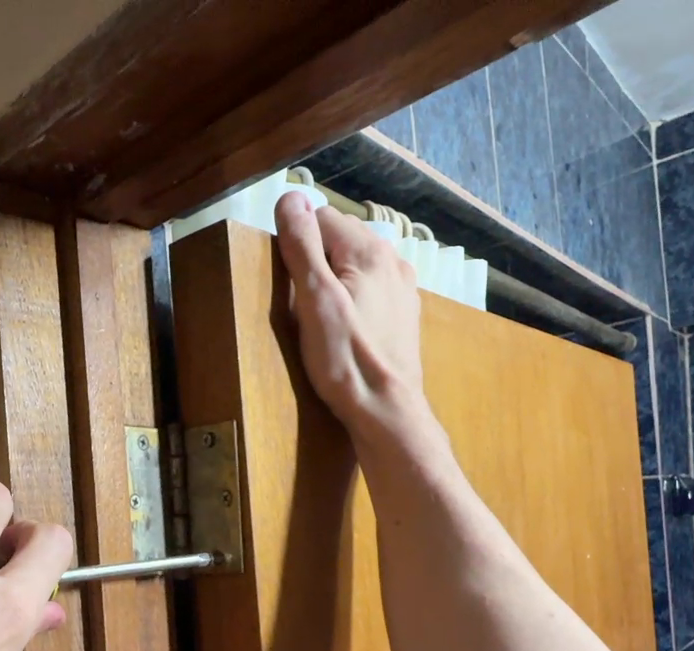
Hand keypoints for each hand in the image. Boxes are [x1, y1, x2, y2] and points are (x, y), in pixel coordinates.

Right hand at [274, 191, 428, 440]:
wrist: (385, 410)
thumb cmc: (344, 359)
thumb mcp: (313, 301)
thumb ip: (301, 247)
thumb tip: (289, 197)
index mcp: (369, 250)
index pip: (319, 217)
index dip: (297, 247)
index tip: (292, 285)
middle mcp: (392, 259)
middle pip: (339, 240)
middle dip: (316, 263)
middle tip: (304, 307)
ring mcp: (402, 287)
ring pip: (355, 265)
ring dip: (335, 282)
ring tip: (324, 321)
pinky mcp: (404, 313)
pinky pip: (370, 288)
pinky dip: (353, 299)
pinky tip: (346, 329)